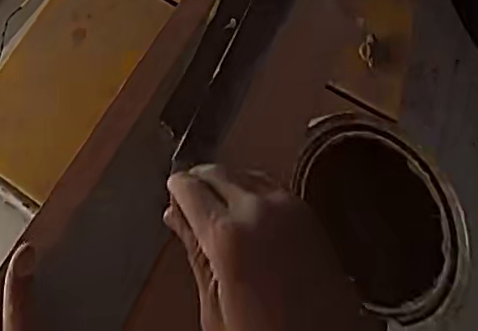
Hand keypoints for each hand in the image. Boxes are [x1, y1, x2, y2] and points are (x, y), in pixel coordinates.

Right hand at [163, 165, 368, 330]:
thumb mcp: (216, 306)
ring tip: (216, 209)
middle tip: (188, 201)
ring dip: (223, 182)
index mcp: (227, 235)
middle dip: (198, 181)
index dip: (176, 187)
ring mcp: (285, 205)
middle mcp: (256, 209)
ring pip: (240, 172)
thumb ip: (194, 252)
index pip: (189, 187)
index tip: (172, 192)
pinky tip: (245, 211)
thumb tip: (174, 216)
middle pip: (214, 172)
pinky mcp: (305, 210)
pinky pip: (267, 184)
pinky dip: (249, 189)